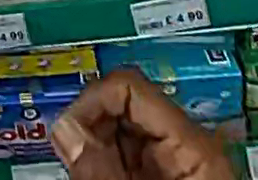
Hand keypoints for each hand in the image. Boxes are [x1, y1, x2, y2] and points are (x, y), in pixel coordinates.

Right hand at [53, 70, 234, 179]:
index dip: (91, 102)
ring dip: (96, 153)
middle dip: (91, 130)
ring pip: (123, 135)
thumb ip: (102, 173)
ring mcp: (181, 169)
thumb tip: (64, 129)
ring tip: (84, 175)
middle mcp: (189, 148)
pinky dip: (107, 169)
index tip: (66, 134)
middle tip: (71, 163)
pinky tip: (97, 179)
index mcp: (193, 145)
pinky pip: (130, 161)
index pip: (129, 87)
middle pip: (125, 107)